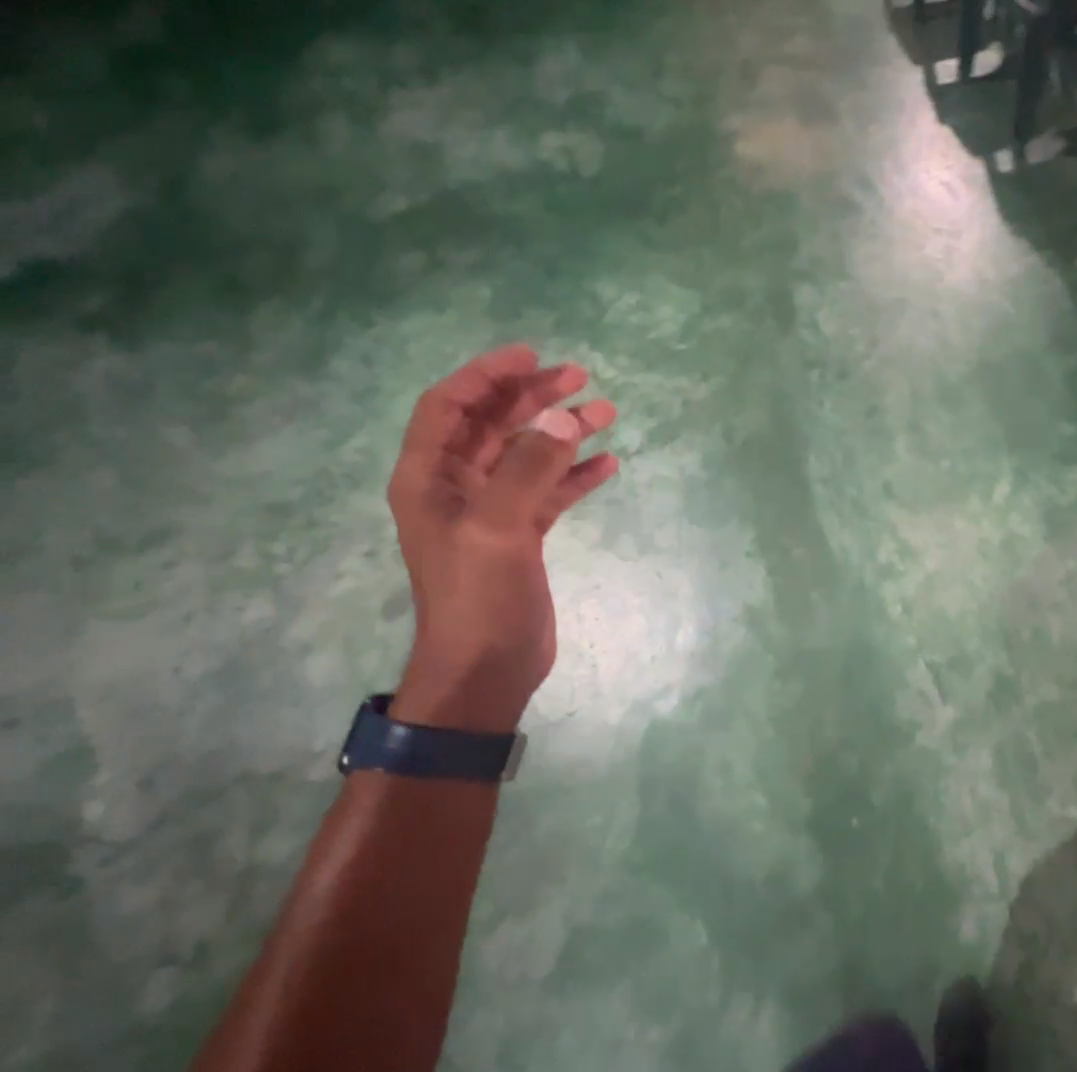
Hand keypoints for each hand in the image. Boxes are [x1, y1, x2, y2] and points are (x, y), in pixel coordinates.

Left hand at [385, 345, 618, 733]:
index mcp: (429, 479)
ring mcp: (491, 513)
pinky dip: (575, 476)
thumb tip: (563, 417)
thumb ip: (528, 469)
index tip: (534, 356)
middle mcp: (456, 488)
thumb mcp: (497, 529)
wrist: (485, 670)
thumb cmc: (477, 598)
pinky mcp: (521, 537)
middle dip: (534, 398)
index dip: (487, 375)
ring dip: (563, 433)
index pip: (451, 407)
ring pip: (527, 456)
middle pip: (494, 425)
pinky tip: (607, 465)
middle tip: (581, 379)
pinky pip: (549, 492)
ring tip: (608, 414)